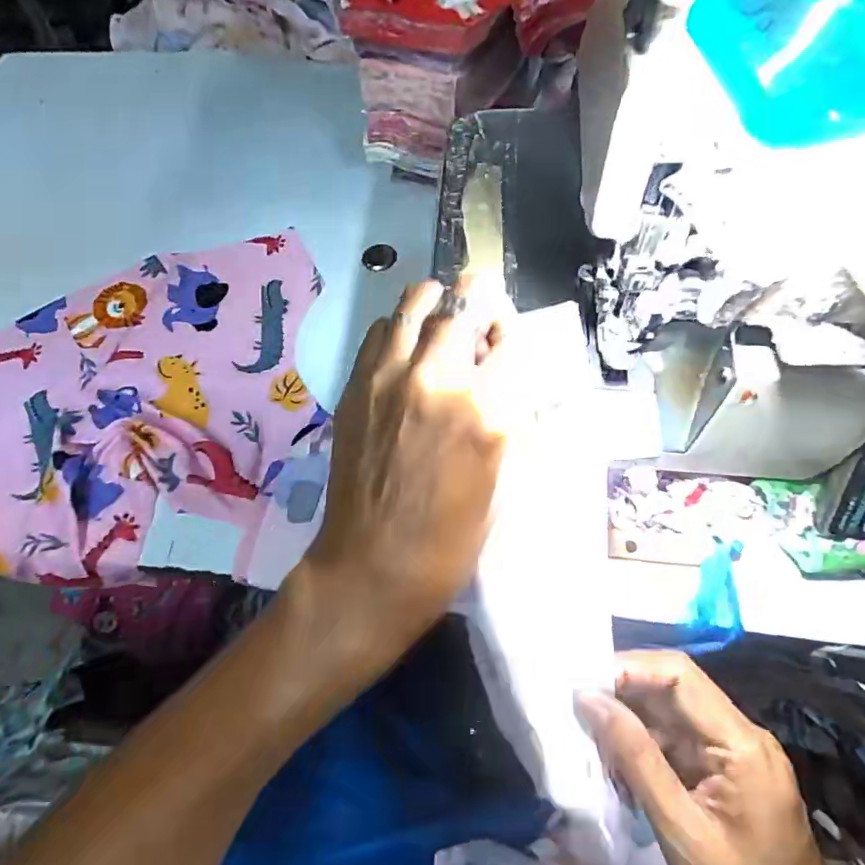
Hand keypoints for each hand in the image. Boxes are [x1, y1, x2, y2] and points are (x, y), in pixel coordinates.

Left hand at [297, 277, 510, 662]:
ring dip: (433, 300)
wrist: (371, 565)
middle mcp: (436, 382)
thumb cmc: (448, 540)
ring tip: (440, 306)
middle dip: (477, 302)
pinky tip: (403, 342)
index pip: (507, 341)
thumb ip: (508, 419)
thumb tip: (508, 379)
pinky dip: (396, 326)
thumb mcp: (499, 482)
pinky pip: (378, 332)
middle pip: (461, 310)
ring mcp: (388, 380)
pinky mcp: (355, 387)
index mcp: (484, 413)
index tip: (504, 334)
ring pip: (412, 306)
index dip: (509, 330)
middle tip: (477, 311)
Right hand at [579, 651, 839, 864]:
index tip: (584, 684)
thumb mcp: (679, 826)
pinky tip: (618, 769)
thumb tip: (588, 697)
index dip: (629, 667)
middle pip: (673, 691)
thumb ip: (634, 756)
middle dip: (623, 696)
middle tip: (579, 711)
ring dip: (629, 725)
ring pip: (670, 717)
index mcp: (743, 743)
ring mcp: (736, 758)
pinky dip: (643, 750)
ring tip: (593, 744)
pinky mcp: (726, 777)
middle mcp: (743, 738)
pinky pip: (677, 745)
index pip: (679, 675)